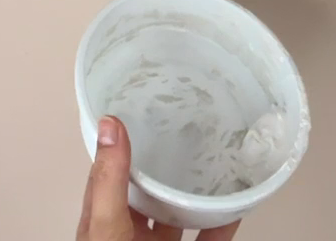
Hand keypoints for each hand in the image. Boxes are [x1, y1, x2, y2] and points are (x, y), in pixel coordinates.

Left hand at [78, 116, 241, 240]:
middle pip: (147, 191)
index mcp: (102, 220)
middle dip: (163, 163)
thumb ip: (110, 179)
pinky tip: (233, 209)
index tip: (139, 107)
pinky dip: (219, 227)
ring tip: (212, 161)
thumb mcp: (105, 228)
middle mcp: (128, 235)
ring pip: (177, 216)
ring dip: (193, 192)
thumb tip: (109, 123)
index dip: (122, 140)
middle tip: (185, 128)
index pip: (110, 169)